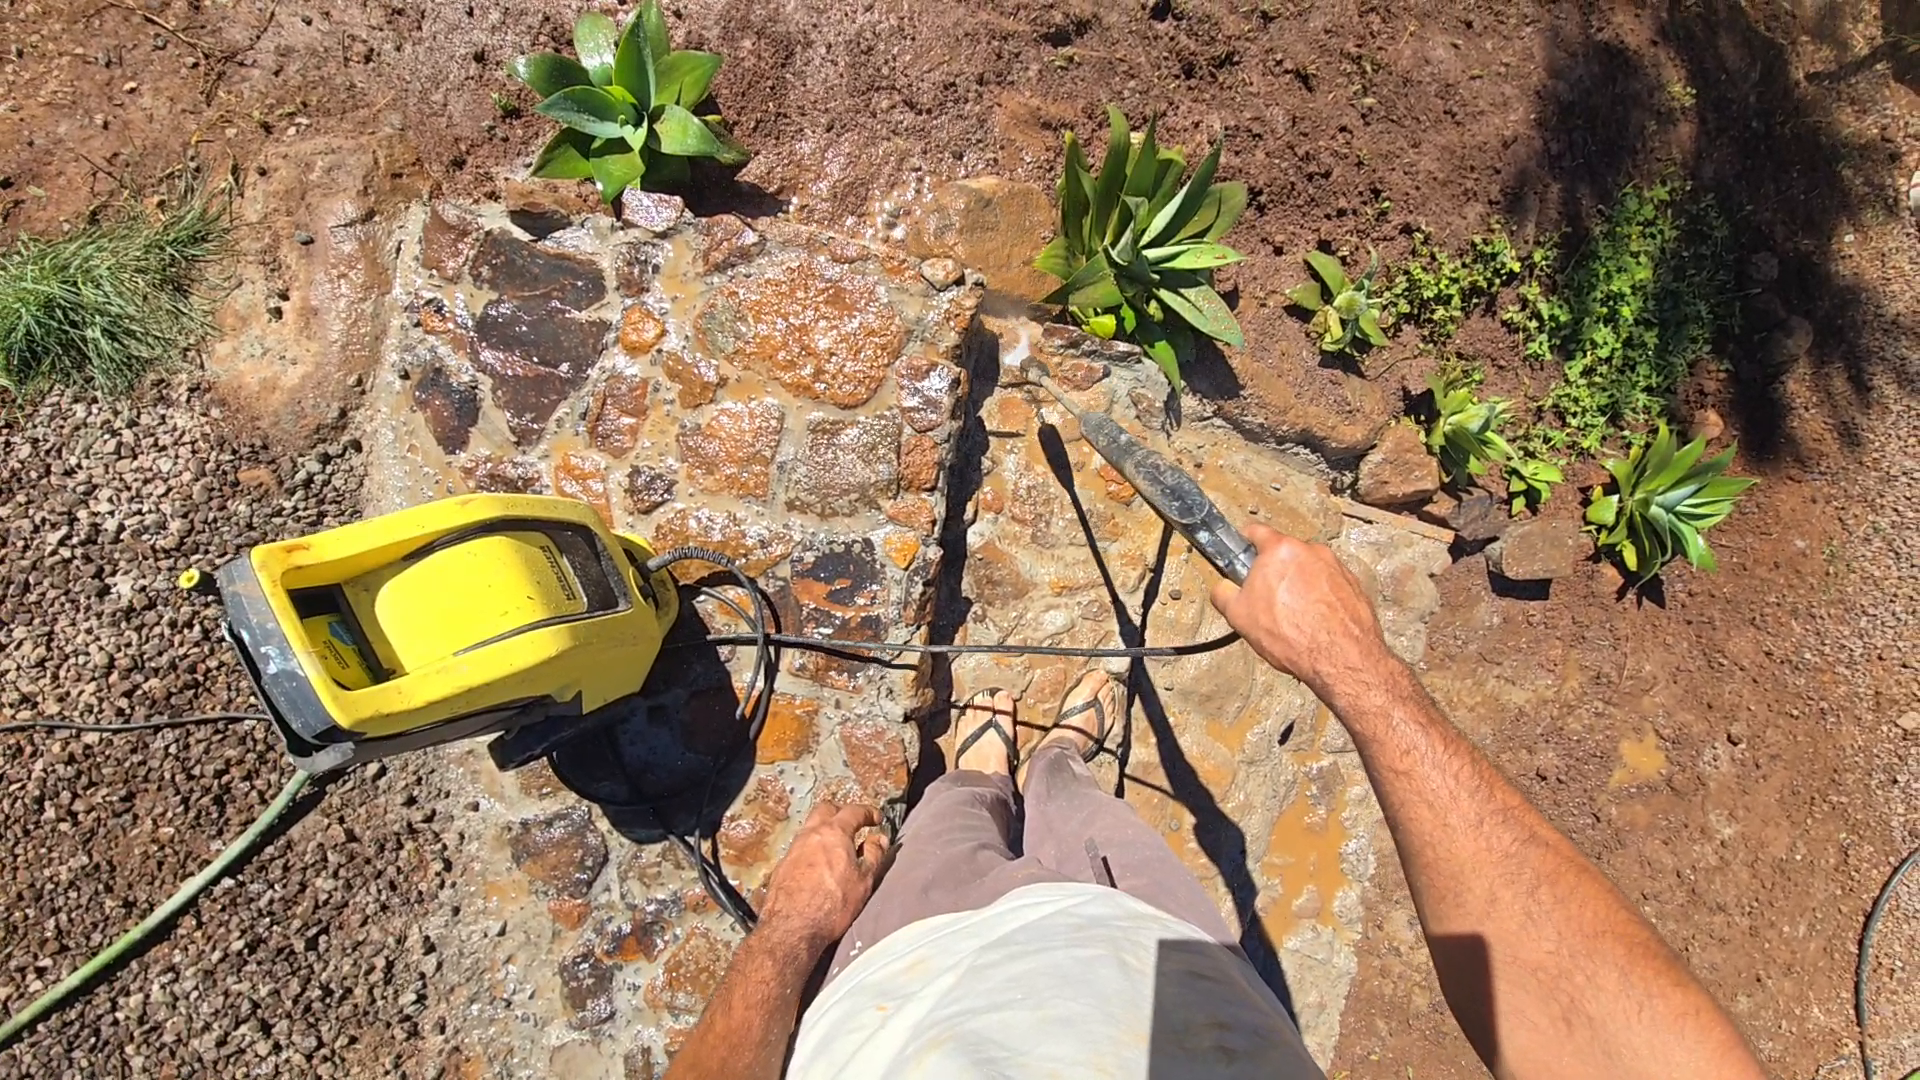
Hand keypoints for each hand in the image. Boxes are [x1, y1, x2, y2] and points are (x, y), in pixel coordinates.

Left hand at [759, 802, 887, 951]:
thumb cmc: (832, 906)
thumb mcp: (864, 881)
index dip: (868, 812)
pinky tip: (819, 866)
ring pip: (811, 827)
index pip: (854, 811)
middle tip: (854, 825)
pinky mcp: (782, 865)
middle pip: (826, 809)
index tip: (876, 818)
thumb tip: (881, 839)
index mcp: (834, 833)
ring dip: (825, 830)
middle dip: (842, 812)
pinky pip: (801, 846)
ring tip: (837, 848)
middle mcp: (811, 834)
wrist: (791, 930)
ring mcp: (794, 848)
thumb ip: (875, 855)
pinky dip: (813, 848)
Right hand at [1209, 523, 1394, 704]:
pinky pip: (1329, 585)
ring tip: (1293, 617)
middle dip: (1274, 573)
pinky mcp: (1354, 585)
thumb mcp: (1237, 616)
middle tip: (1266, 600)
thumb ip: (1223, 592)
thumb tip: (1223, 588)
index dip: (1244, 543)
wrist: (1341, 659)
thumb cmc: (1293, 636)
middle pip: (1283, 554)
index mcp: (1280, 551)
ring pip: (1307, 570)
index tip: (1243, 556)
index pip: (1255, 531)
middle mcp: (1311, 551)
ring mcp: (1336, 567)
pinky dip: (1320, 598)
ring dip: (1298, 586)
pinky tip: (1314, 621)